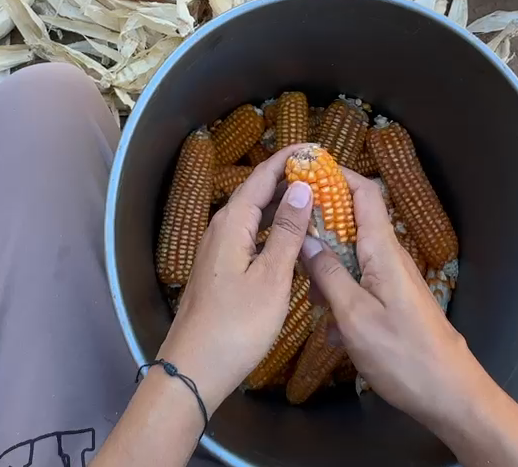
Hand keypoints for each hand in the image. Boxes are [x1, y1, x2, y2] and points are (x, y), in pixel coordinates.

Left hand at [159, 146, 311, 399]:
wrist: (193, 369)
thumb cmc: (236, 324)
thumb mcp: (271, 277)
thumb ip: (287, 231)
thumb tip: (302, 186)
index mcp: (233, 221)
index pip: (263, 176)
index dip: (288, 158)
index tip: (316, 149)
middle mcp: (223, 227)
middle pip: (258, 191)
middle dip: (289, 179)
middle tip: (324, 175)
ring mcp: (220, 248)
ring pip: (255, 214)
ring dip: (283, 205)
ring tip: (315, 200)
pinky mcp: (222, 268)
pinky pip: (251, 234)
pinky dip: (273, 228)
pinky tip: (292, 239)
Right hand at [300, 170, 494, 430]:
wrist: (452, 397)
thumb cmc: (403, 355)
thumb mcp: (355, 316)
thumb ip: (328, 275)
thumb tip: (305, 239)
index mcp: (382, 248)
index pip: (364, 192)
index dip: (337, 175)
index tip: (305, 172)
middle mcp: (389, 255)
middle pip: (352, 222)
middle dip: (320, 228)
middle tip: (290, 240)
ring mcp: (393, 279)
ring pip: (352, 256)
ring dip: (328, 269)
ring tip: (307, 296)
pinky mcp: (394, 301)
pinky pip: (361, 283)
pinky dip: (341, 296)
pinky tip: (330, 330)